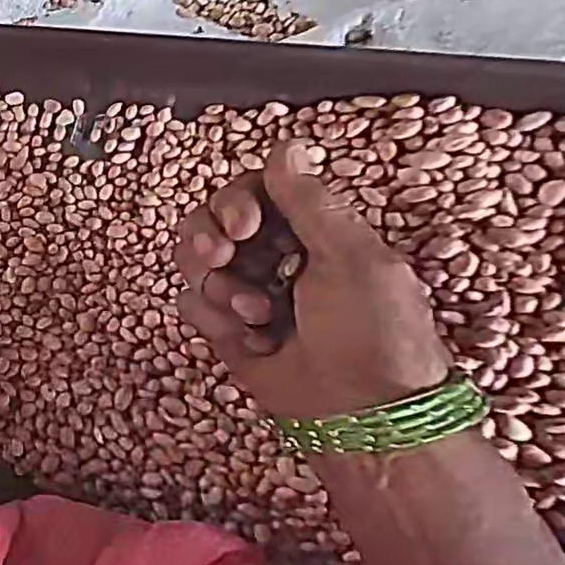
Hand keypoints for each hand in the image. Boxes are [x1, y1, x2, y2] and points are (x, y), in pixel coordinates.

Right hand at [173, 141, 450, 419]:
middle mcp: (273, 256)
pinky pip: (191, 302)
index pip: (252, 192)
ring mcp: (245, 291)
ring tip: (253, 313)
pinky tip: (247, 337)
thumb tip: (286, 147)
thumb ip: (311, 202)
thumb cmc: (373, 333)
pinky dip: (211, 316)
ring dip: (216, 283)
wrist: (359, 417)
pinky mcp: (224, 327)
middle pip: (212, 221)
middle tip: (224, 257)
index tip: (243, 227)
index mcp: (310, 232)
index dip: (236, 201)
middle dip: (210, 237)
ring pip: (194, 260)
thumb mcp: (353, 258)